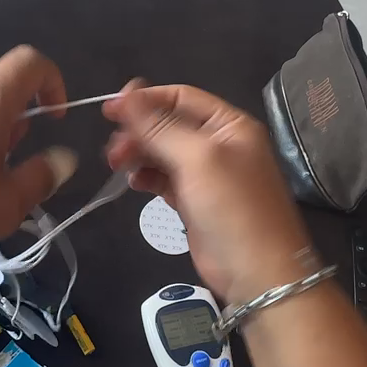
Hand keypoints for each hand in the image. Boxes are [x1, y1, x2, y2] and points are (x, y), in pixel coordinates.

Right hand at [103, 81, 313, 304]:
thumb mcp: (197, 159)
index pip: (181, 97)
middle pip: (169, 124)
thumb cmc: (232, 208)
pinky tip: (133, 182)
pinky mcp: (196, 200)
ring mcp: (208, 174)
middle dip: (139, 132)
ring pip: (164, 152)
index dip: (144, 100)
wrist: (258, 273)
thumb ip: (159, 127)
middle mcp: (219, 143)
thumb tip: (126, 93)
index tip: (108, 109)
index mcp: (229, 124)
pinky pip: (165, 179)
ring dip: (139, 154)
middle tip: (112, 149)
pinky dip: (148, 177)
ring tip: (117, 165)